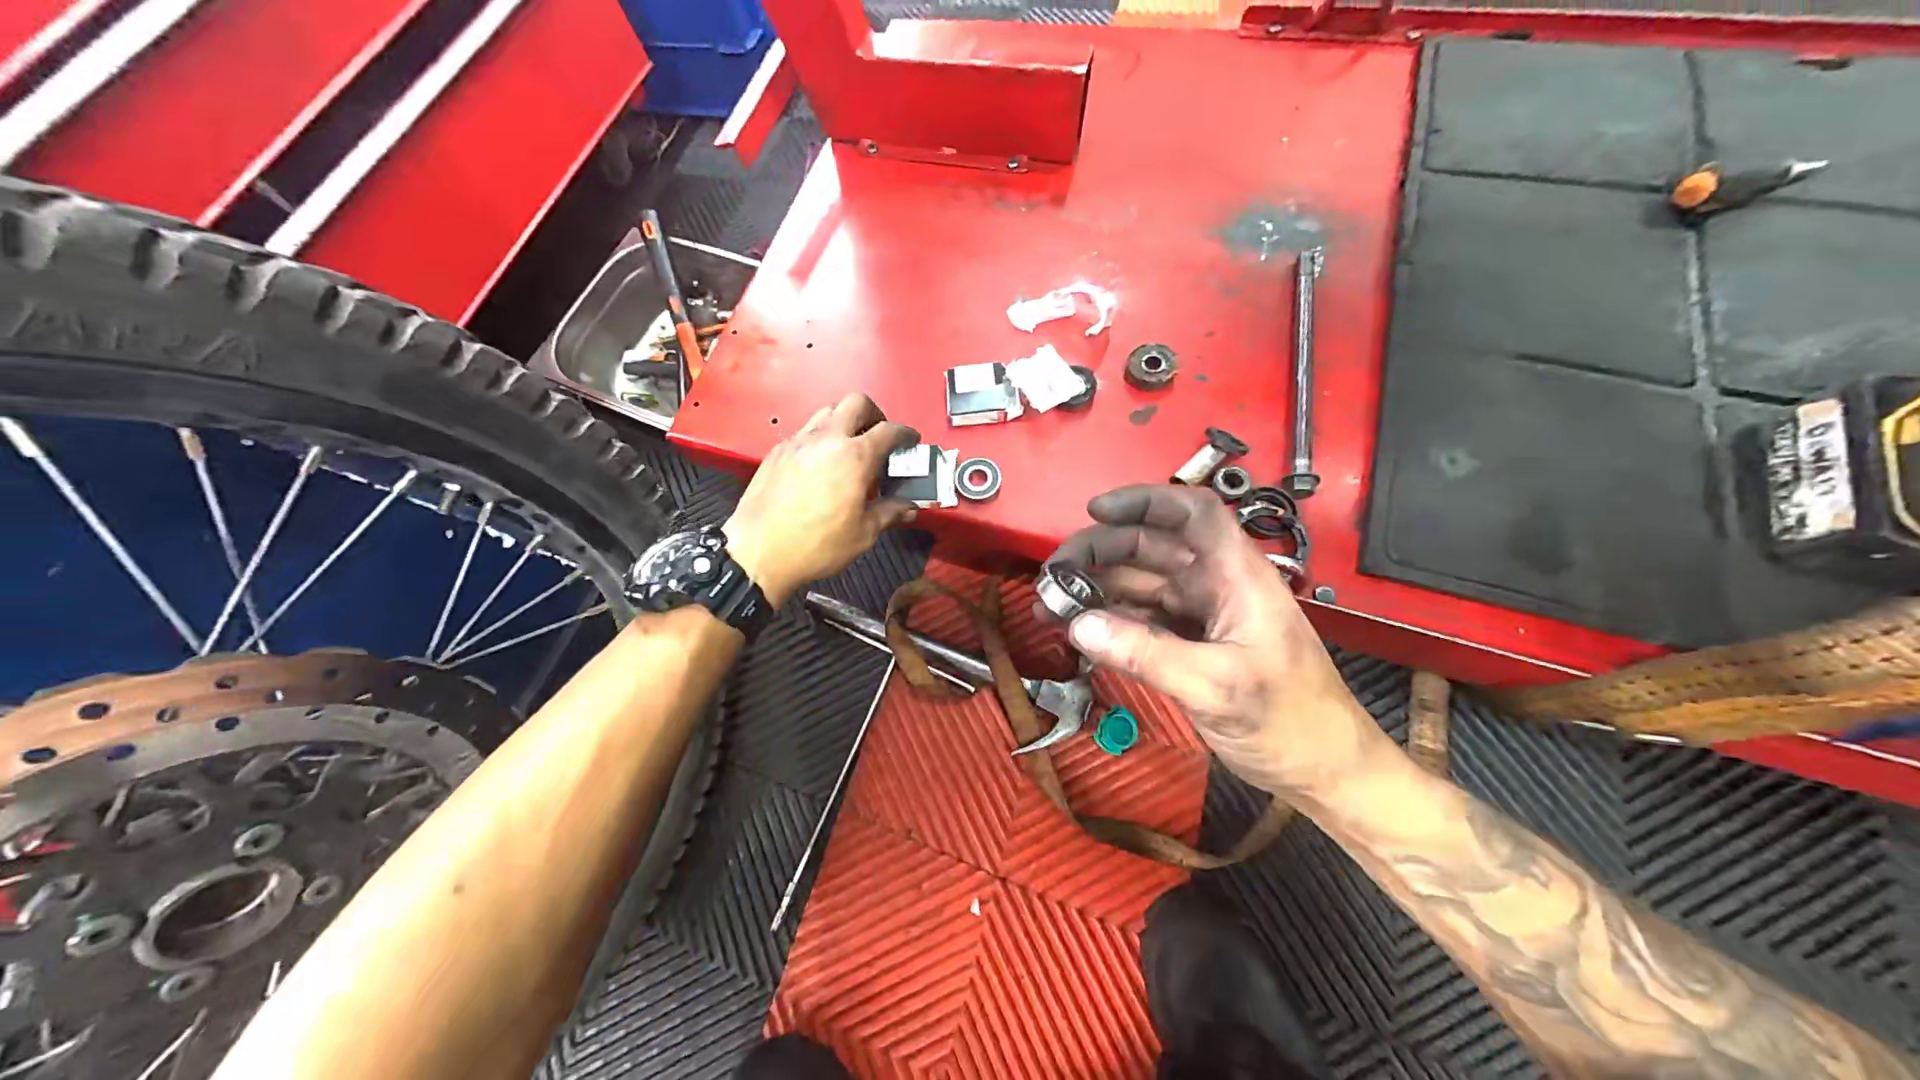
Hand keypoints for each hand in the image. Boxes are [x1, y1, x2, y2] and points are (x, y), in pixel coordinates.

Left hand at [723, 393, 918, 605]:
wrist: (759, 552)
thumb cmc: (814, 545)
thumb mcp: (863, 534)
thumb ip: (889, 513)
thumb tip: (907, 508)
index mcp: (854, 457)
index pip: (889, 431)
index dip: (905, 434)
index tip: (910, 441)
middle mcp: (827, 439)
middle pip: (857, 403)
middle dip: (874, 414)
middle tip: (879, 437)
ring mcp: (798, 442)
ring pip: (828, 412)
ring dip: (845, 421)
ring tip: (850, 449)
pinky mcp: (777, 452)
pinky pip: (804, 432)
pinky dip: (820, 438)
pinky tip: (821, 465)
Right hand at [1045, 485, 1391, 797]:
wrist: (1324, 771)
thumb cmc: (1291, 721)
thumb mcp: (1216, 686)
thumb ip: (1145, 654)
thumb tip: (1079, 625)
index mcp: (1237, 577)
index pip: (1193, 514)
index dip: (1144, 501)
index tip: (1095, 510)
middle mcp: (1217, 587)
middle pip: (1152, 547)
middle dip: (1100, 552)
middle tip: (1053, 575)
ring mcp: (1202, 616)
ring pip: (1140, 584)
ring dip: (1096, 589)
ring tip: (1052, 604)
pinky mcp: (1191, 645)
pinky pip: (1141, 620)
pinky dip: (1109, 622)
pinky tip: (1078, 631)